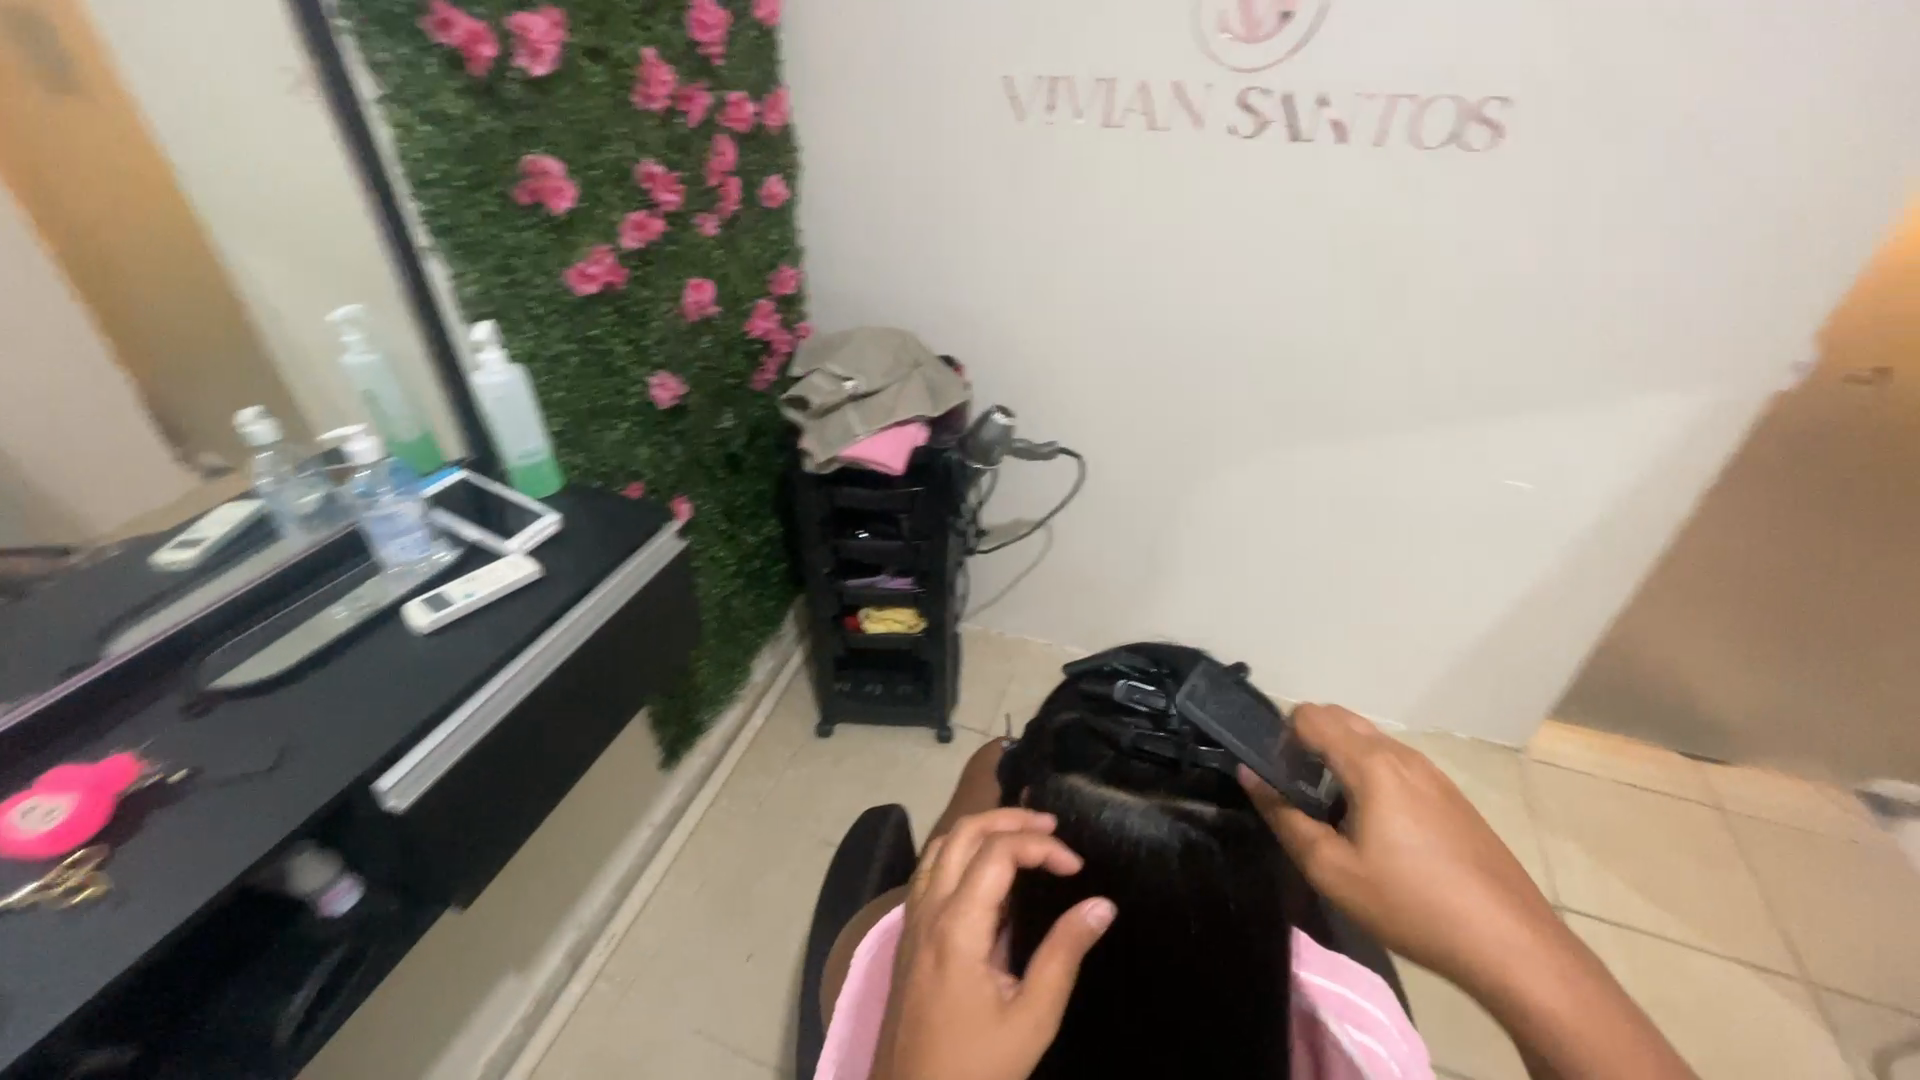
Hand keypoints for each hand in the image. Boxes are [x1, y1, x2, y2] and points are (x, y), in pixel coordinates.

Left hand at [871, 809, 1116, 1079]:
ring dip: (982, 830)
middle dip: (1009, 819)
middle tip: (1052, 828)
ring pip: (941, 845)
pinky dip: (960, 851)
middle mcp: (928, 909)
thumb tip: (1102, 904)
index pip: (998, 852)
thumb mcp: (1032, 1018)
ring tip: (1024, 837)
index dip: (1040, 846)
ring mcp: (912, 920)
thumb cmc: (976, 1067)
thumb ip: (1065, 954)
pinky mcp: (908, 934)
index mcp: (957, 926)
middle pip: (963, 832)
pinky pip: (930, 870)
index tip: (1076, 867)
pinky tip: (988, 873)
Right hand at [1238, 705, 1564, 997]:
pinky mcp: (1452, 796)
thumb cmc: (1411, 905)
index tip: (1278, 780)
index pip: (1310, 715)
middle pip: (1340, 719)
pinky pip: (1395, 764)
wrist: (1511, 945)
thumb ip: (1283, 815)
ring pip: (1370, 741)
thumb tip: (1249, 773)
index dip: (1281, 738)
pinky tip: (1378, 831)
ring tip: (1335, 815)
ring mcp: (1433, 773)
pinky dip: (1370, 775)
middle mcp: (1403, 755)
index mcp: (1372, 765)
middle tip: (1298, 794)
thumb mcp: (1331, 869)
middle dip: (1308, 742)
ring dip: (1339, 759)